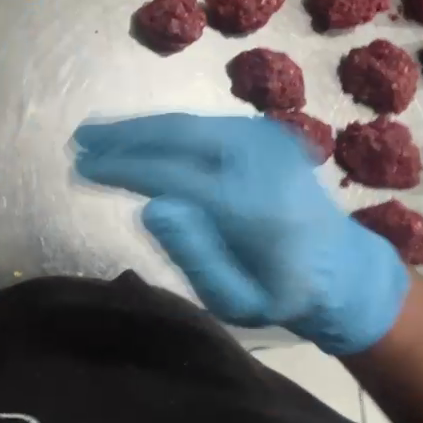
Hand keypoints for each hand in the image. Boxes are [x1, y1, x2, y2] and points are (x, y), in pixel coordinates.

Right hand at [73, 114, 408, 354]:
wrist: (343, 268)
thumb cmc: (281, 293)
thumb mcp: (238, 300)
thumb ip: (194, 254)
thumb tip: (150, 206)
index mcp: (251, 203)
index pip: (168, 172)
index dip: (121, 166)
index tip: (81, 167)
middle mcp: (258, 158)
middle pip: (175, 134)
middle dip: (122, 134)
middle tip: (80, 139)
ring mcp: (264, 139)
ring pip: (186, 123)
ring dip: (139, 127)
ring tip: (98, 135)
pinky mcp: (264, 133)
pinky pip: (202, 124)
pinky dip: (164, 129)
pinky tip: (139, 137)